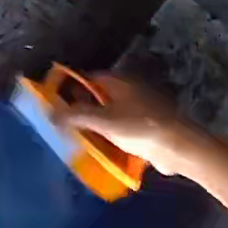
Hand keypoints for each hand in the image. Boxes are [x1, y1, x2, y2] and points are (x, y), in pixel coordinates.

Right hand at [56, 73, 209, 178]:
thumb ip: (76, 115)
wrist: (177, 146)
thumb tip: (50, 112)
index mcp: (120, 82)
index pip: (90, 78)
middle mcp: (130, 91)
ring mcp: (140, 109)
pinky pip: (122, 130)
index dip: (72, 87)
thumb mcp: (103, 121)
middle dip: (83, 109)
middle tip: (64, 125)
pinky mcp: (147, 128)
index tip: (57, 102)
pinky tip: (100, 149)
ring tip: (78, 140)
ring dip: (96, 126)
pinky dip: (111, 137)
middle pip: (99, 97)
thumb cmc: (139, 128)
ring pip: (110, 115)